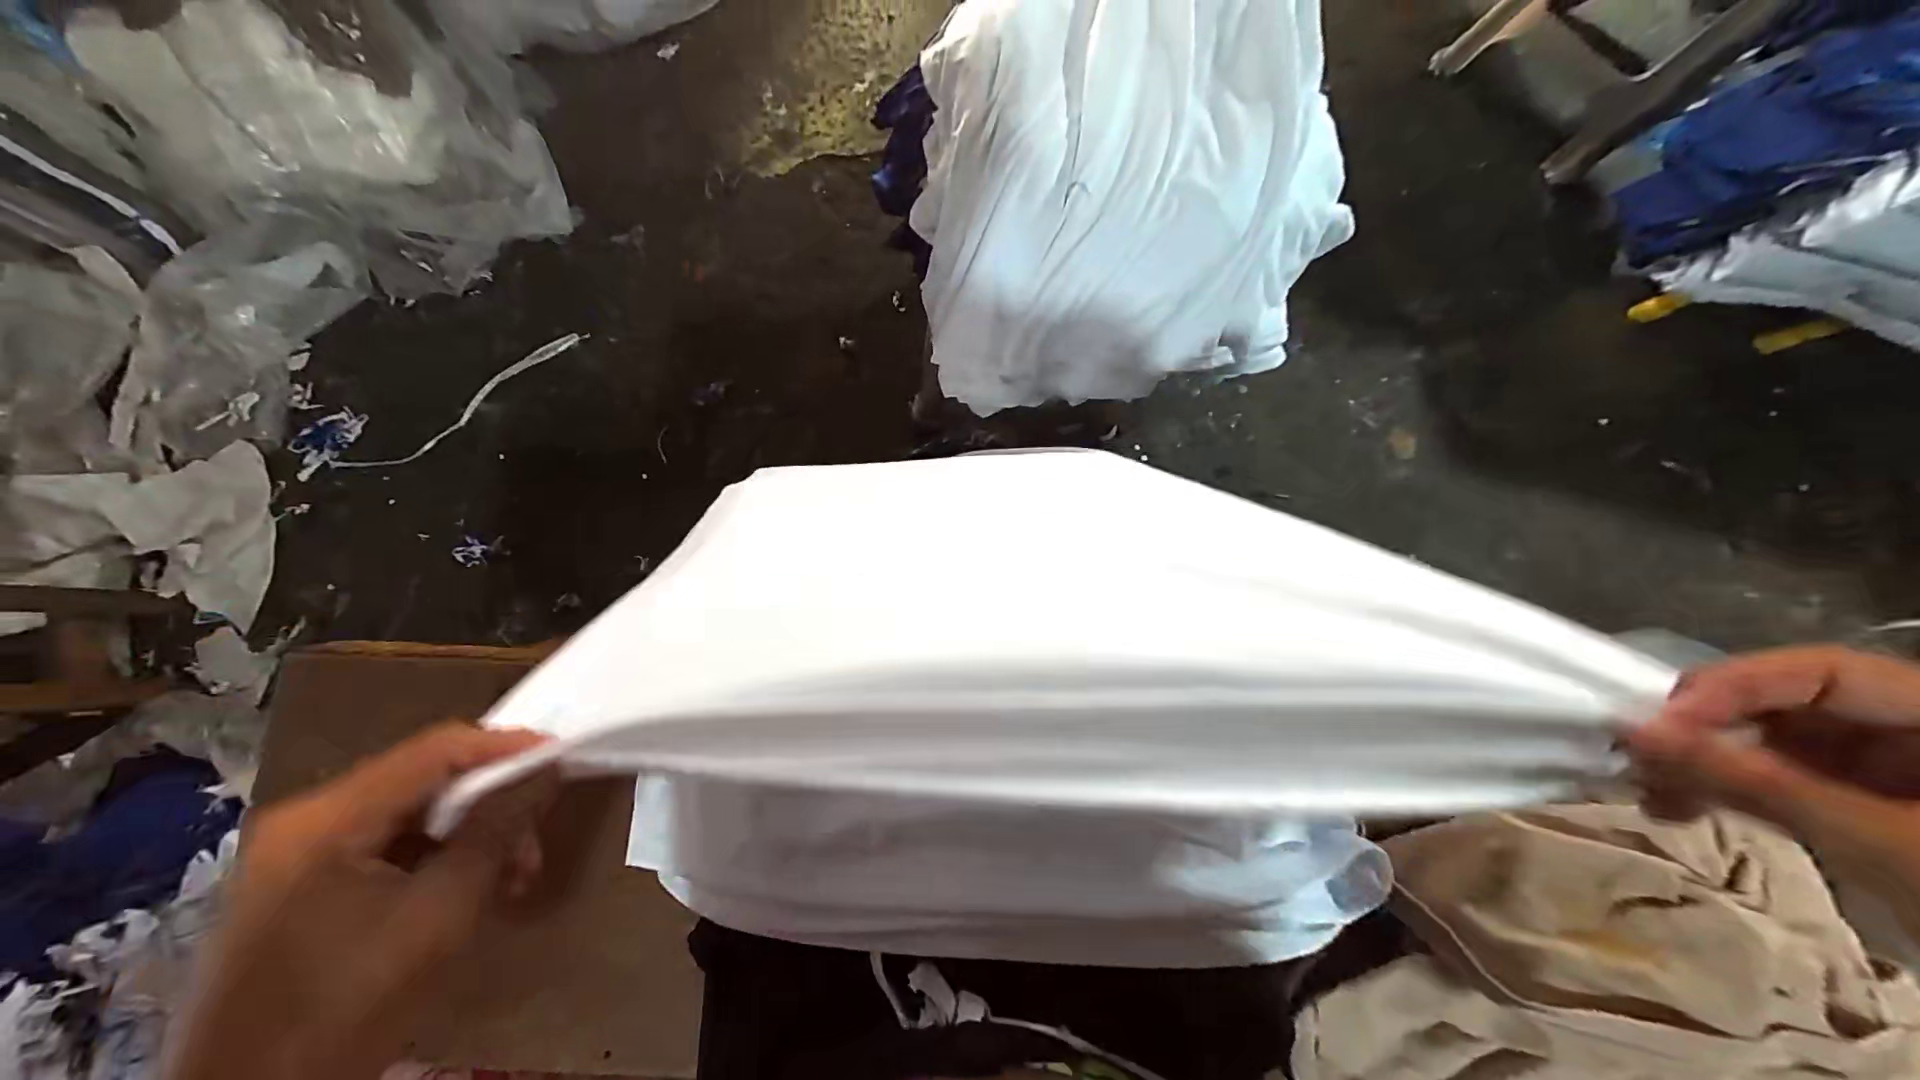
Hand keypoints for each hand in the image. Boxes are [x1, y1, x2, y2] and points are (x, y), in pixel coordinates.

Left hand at [167, 724, 555, 1079]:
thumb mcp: (442, 910)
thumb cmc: (349, 1005)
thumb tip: (545, 767)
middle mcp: (307, 820)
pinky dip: (441, 855)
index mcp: (326, 819)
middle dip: (494, 803)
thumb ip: (497, 828)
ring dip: (474, 833)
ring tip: (515, 875)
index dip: (506, 746)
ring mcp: (301, 852)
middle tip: (537, 837)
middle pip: (427, 779)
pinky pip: (393, 843)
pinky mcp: (306, 883)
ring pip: (416, 812)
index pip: (435, 750)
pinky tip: (472, 887)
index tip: (561, 755)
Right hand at [1627, 646, 1919, 932]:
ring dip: (1698, 766)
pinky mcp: (1853, 806)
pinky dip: (1721, 793)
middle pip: (1782, 706)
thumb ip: (1756, 781)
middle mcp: (1904, 728)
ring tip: (1648, 791)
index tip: (1663, 721)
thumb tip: (1635, 732)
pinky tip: (1674, 809)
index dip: (1736, 685)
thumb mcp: (1876, 841)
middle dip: (1703, 729)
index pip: (1821, 672)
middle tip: (1638, 753)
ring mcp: (1879, 771)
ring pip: (1765, 745)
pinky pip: (1771, 783)